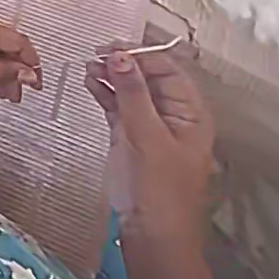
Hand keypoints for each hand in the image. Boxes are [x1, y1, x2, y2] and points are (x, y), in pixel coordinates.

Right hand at [87, 42, 216, 238]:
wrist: (151, 231)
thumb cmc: (159, 187)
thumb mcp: (147, 136)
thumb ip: (132, 93)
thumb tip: (119, 55)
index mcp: (190, 112)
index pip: (167, 71)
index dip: (141, 55)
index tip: (110, 48)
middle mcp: (171, 114)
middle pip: (147, 77)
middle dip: (122, 62)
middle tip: (94, 55)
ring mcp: (148, 124)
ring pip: (129, 89)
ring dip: (110, 75)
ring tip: (87, 67)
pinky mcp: (129, 134)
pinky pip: (116, 104)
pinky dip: (103, 92)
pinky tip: (89, 83)